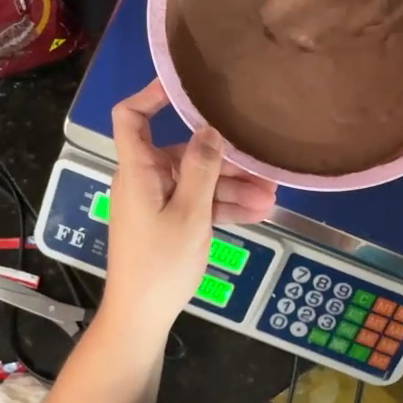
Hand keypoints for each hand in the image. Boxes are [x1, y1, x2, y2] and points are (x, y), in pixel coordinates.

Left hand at [99, 81, 275, 324]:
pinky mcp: (167, 223)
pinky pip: (197, 204)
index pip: (130, 117)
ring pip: (197, 181)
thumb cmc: (161, 263)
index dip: (153, 94)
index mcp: (137, 170)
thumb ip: (202, 168)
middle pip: (183, 152)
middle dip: (224, 158)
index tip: (188, 85)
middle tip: (263, 166)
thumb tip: (210, 129)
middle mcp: (144, 179)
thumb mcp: (190, 213)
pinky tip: (259, 214)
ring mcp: (156, 202)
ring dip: (232, 187)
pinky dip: (222, 208)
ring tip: (271, 196)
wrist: (141, 316)